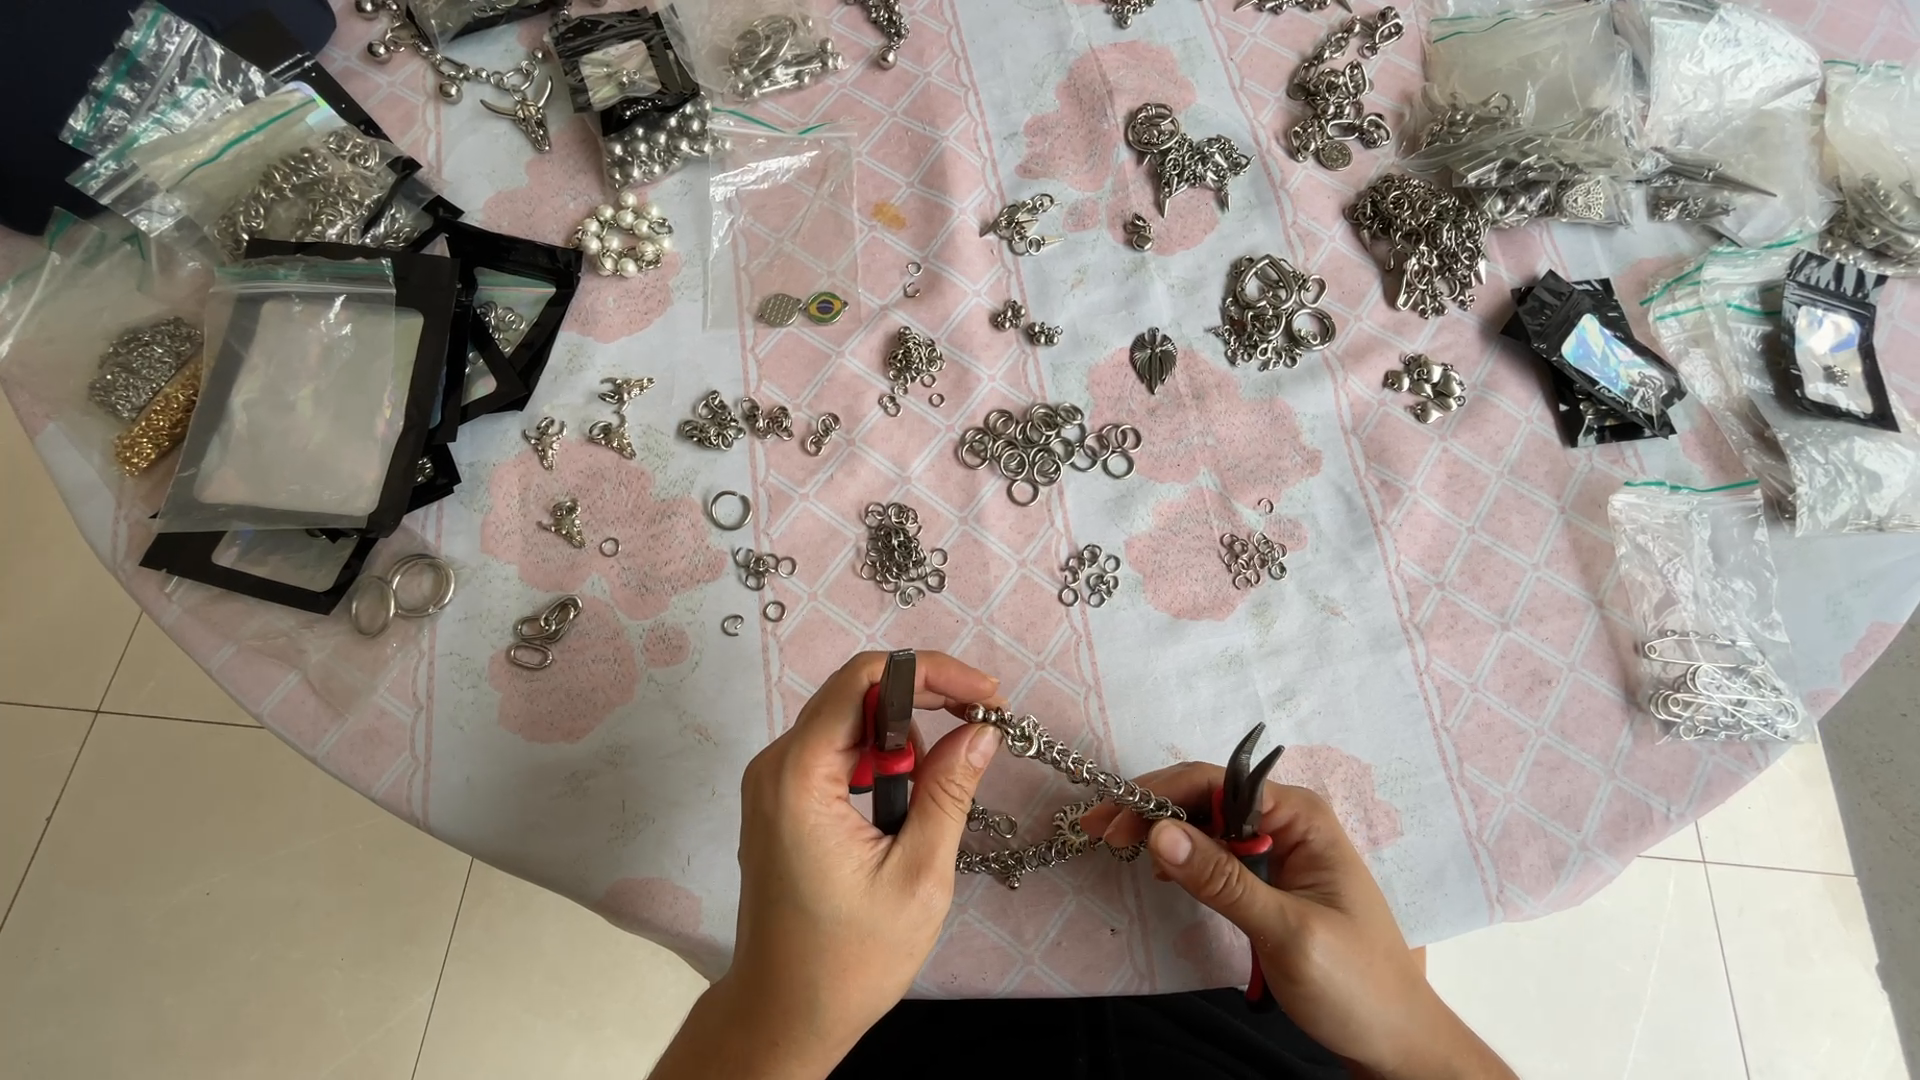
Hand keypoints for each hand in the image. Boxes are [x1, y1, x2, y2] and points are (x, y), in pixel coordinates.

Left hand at [650, 651, 1002, 1079]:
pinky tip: (910, 790)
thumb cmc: (850, 960)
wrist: (782, 1016)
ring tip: (946, 774)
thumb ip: (948, 792)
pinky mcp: (785, 795)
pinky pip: (840, 748)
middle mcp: (778, 763)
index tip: (986, 695)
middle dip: (927, 697)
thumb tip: (982, 730)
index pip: (863, 680)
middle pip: (858, 692)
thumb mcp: (918, 876)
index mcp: (799, 777)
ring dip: (907, 731)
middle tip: (984, 720)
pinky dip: (884, 755)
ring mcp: (776, 778)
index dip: (930, 672)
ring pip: (853, 718)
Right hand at [1082, 766, 1513, 1079]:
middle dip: (1150, 807)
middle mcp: (1286, 818)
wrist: (1397, 1042)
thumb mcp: (1287, 932)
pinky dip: (1180, 853)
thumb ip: (1222, 880)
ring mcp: (1277, 844)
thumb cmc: (1357, 985)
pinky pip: (1215, 848)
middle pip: (1204, 795)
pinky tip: (1159, 866)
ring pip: (1205, 819)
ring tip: (1117, 842)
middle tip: (1099, 829)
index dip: (1158, 795)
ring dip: (1160, 828)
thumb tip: (1157, 830)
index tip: (1112, 821)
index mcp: (1300, 815)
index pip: (1214, 783)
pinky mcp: (1267, 873)